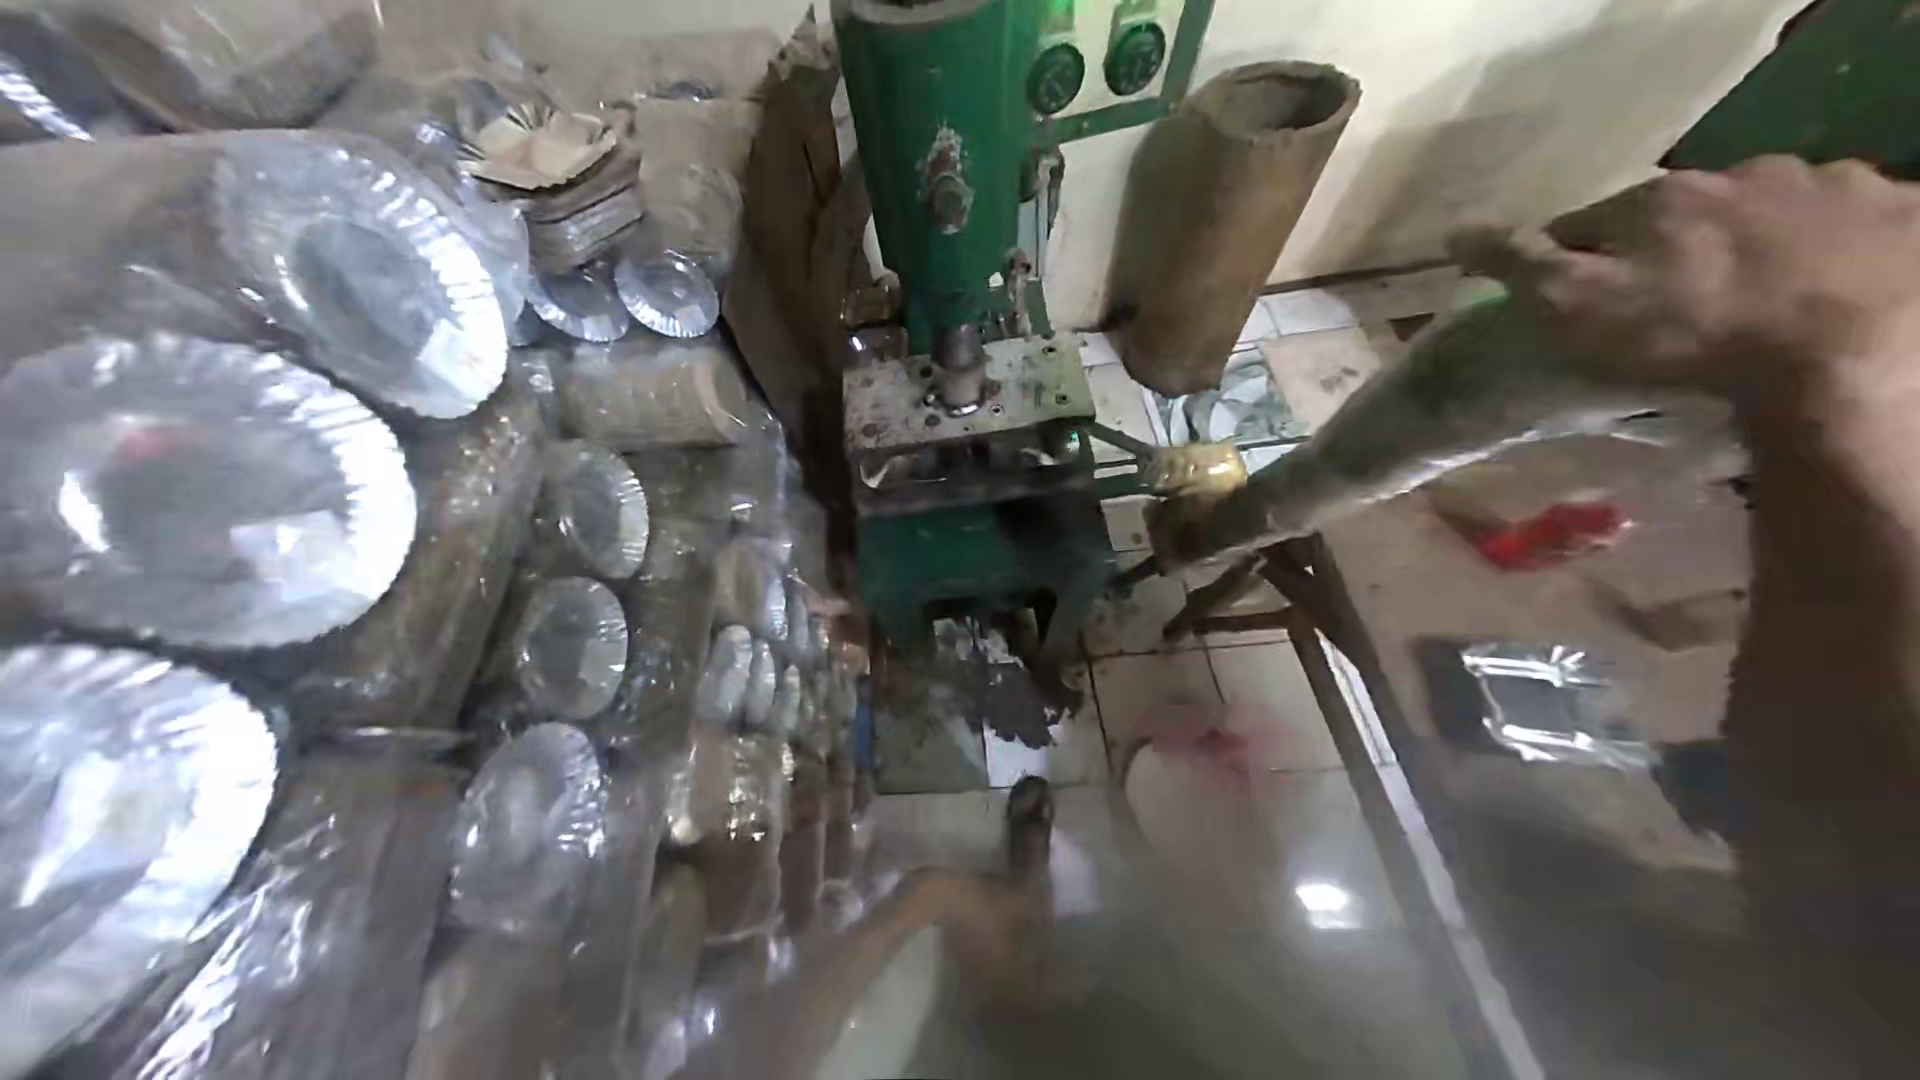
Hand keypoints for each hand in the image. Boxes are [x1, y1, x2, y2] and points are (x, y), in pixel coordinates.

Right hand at [1451, 157, 1919, 407]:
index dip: (1561, 263)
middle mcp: (1739, 173)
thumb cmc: (1683, 331)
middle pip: (1667, 214)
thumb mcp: (1570, 304)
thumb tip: (1456, 231)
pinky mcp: (1893, 209)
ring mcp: (1824, 185)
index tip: (1561, 300)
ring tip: (1724, 295)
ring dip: (1726, 242)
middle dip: (1648, 248)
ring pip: (1746, 213)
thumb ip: (1515, 263)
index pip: (1580, 224)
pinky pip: (1824, 222)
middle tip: (1643, 303)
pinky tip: (1794, 283)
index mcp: (1655, 197)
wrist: (1847, 351)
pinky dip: (1801, 246)